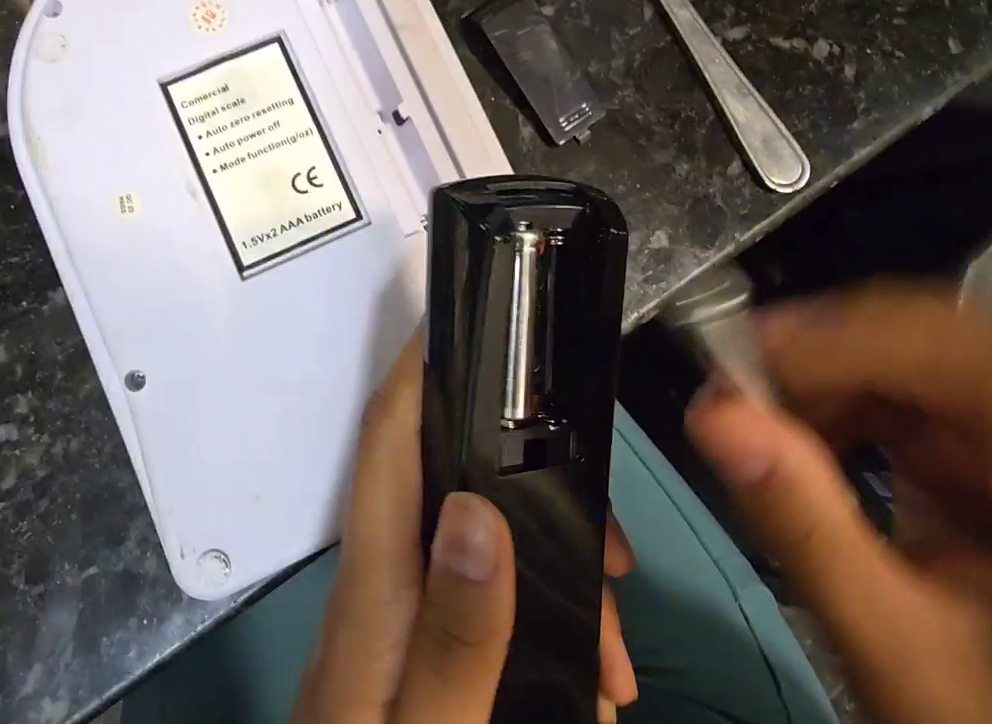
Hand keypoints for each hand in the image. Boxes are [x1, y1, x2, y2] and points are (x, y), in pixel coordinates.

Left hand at [294, 333, 637, 723]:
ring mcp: (405, 615)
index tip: (464, 315)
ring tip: (615, 645)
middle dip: (539, 489)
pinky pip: (490, 602)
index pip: (390, 442)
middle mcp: (386, 580)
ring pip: (486, 544)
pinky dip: (545, 624)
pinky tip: (589, 675)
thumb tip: (479, 508)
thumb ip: (454, 636)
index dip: (419, 369)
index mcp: (376, 583)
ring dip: (556, 576)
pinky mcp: (425, 648)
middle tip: (613, 551)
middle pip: (455, 483)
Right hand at [687, 285, 991, 723]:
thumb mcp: (887, 647)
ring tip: (765, 402)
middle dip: (859, 346)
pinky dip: (853, 390)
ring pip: (953, 355)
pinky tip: (805, 420)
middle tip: (750, 363)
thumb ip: (803, 526)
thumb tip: (712, 411)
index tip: (768, 346)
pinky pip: (930, 385)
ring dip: (846, 366)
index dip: (891, 339)